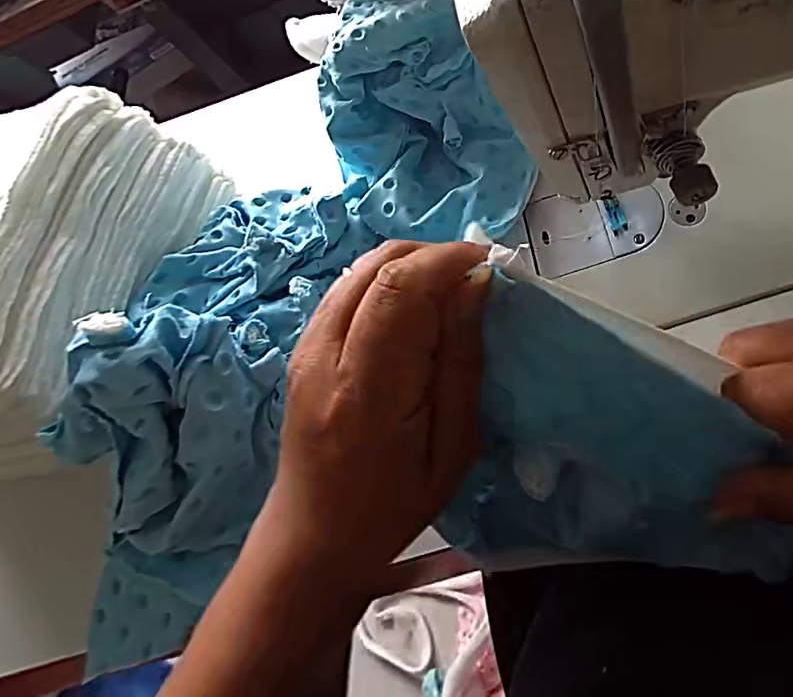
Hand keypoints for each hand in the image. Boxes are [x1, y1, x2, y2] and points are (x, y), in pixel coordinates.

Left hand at [258, 240, 490, 587]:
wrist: (311, 537)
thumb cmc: (394, 504)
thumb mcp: (453, 446)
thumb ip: (463, 360)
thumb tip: (475, 284)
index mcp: (366, 388)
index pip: (401, 289)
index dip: (448, 260)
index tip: (489, 266)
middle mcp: (325, 354)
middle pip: (380, 266)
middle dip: (435, 255)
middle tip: (474, 278)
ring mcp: (306, 345)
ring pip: (363, 267)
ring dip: (413, 263)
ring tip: (450, 290)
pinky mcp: (303, 343)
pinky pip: (351, 286)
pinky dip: (391, 278)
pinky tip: (416, 305)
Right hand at [714, 313, 792, 549]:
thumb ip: (785, 496)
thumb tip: (715, 500)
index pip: (732, 386)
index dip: (719, 425)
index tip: (723, 461)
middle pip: (738, 351)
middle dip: (736, 398)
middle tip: (766, 451)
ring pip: (766, 341)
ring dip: (764, 382)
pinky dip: (791, 368)